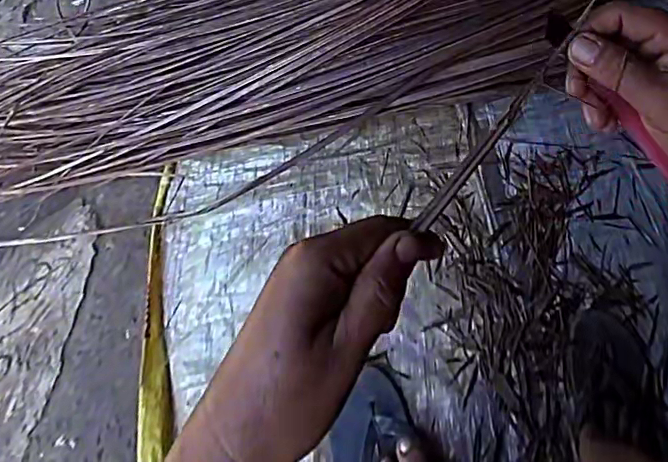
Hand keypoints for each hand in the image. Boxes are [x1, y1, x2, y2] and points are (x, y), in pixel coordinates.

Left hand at [170, 217, 442, 461]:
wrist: (229, 444)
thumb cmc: (285, 404)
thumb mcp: (346, 348)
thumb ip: (381, 290)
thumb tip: (412, 240)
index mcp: (315, 260)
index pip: (380, 228)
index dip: (413, 242)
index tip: (438, 260)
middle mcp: (303, 255)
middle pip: (370, 242)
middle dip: (389, 276)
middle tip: (381, 326)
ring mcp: (295, 272)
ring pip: (358, 262)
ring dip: (373, 292)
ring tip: (358, 340)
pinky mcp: (293, 291)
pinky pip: (340, 279)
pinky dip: (355, 302)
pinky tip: (344, 337)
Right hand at [564, 2, 667, 195]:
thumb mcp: (659, 101)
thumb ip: (617, 70)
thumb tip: (578, 44)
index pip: (619, 15)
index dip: (590, 34)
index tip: (573, 65)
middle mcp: (666, 43)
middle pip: (611, 40)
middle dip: (591, 70)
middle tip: (582, 99)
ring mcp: (661, 66)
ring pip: (611, 65)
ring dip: (597, 91)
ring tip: (599, 120)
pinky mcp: (656, 88)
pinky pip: (621, 85)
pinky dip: (609, 102)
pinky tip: (609, 124)